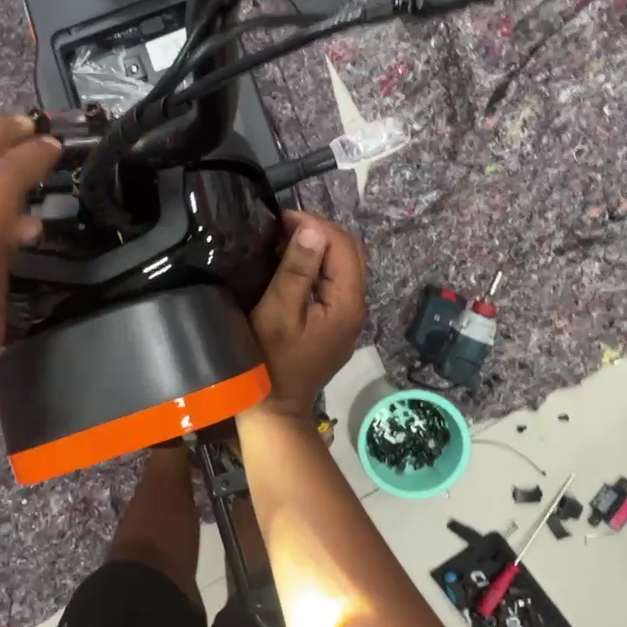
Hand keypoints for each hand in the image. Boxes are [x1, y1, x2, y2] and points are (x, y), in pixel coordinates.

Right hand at [249, 210, 367, 417]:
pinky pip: (335, 282)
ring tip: (283, 239)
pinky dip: (317, 265)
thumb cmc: (269, 361)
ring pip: (343, 266)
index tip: (281, 217)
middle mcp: (357, 306)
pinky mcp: (337, 323)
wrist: (274, 408)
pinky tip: (291, 263)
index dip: (315, 224)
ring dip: (318, 247)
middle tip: (281, 225)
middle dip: (319, 231)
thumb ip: (297, 270)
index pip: (342, 246)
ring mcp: (349, 317)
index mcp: (347, 303)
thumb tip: (312, 228)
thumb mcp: (278, 313)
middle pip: (349, 252)